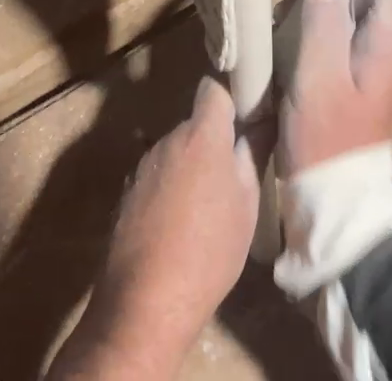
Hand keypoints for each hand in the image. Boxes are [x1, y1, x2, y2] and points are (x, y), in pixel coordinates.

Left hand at [82, 77, 259, 364]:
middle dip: (214, 139)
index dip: (231, 99)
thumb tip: (263, 124)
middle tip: (236, 169)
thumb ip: (252, 156)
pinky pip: (159, 176)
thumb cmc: (210, 250)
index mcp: (200, 137)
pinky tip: (182, 222)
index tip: (248, 118)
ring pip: (176, 151)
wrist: (146, 302)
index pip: (213, 90)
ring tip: (210, 203)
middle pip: (195, 124)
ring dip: (192, 165)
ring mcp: (143, 167)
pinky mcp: (128, 193)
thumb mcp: (246, 205)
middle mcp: (167, 141)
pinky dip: (172, 187)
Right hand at [281, 0, 391, 174]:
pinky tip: (286, 56)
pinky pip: (331, 64)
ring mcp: (363, 90)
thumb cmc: (327, 138)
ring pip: (344, 40)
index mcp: (382, 55)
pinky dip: (312, 51)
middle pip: (362, 16)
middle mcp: (379, 68)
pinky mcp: (344, 107)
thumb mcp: (320, 76)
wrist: (331, 209)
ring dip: (319, 24)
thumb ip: (324, 25)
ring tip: (284, 20)